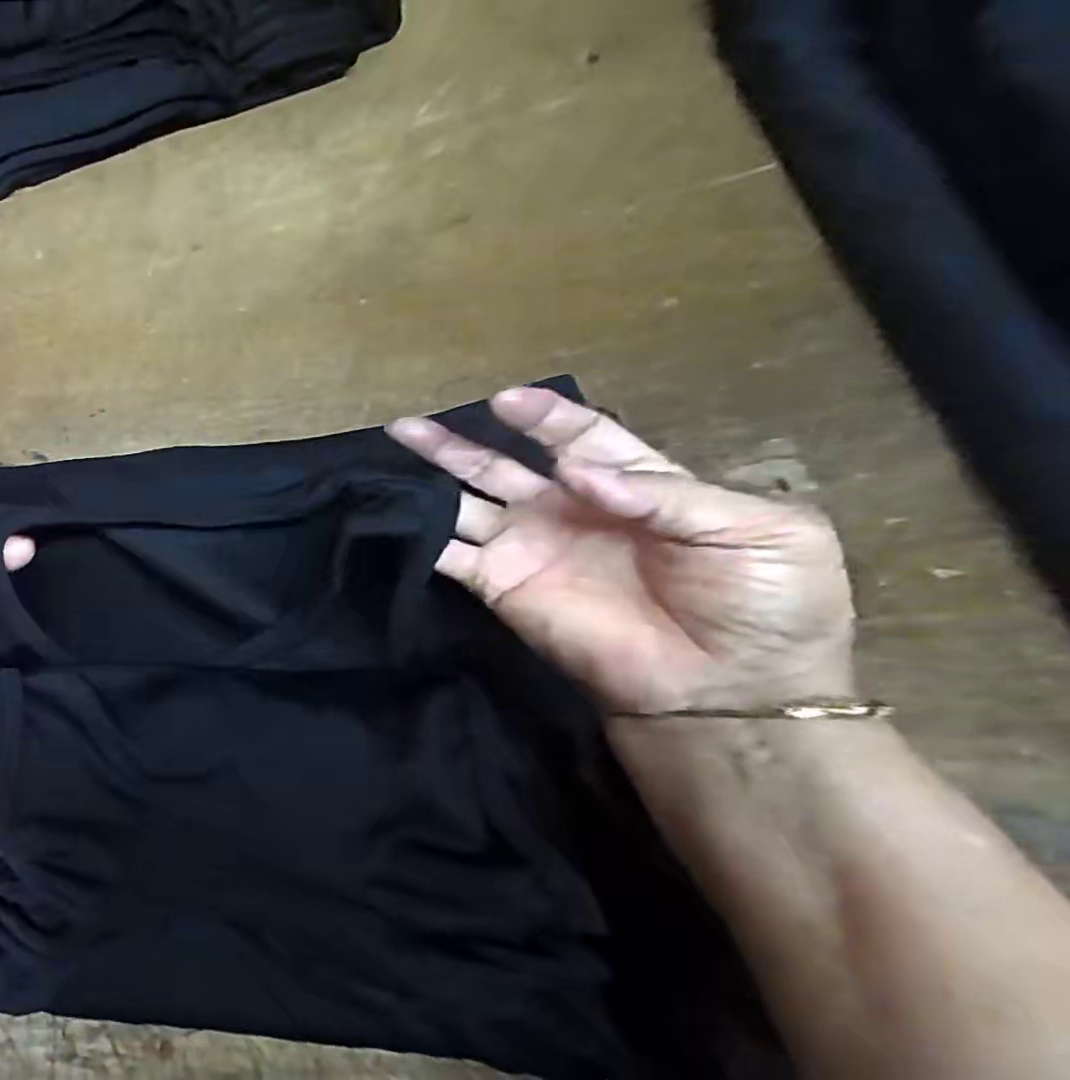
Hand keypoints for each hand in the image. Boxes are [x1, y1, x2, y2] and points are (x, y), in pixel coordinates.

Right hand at [387, 387, 854, 713]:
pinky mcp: (499, 586)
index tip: (507, 401)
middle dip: (457, 442)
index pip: (579, 437)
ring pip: (463, 502)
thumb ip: (664, 493)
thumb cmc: (764, 603)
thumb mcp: (755, 528)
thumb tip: (575, 474)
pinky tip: (395, 512)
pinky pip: (451, 554)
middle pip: (500, 465)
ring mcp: (528, 549)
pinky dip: (422, 535)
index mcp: (630, 486)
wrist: (726, 690)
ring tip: (395, 445)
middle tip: (411, 425)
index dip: (544, 417)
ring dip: (430, 477)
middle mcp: (566, 511)